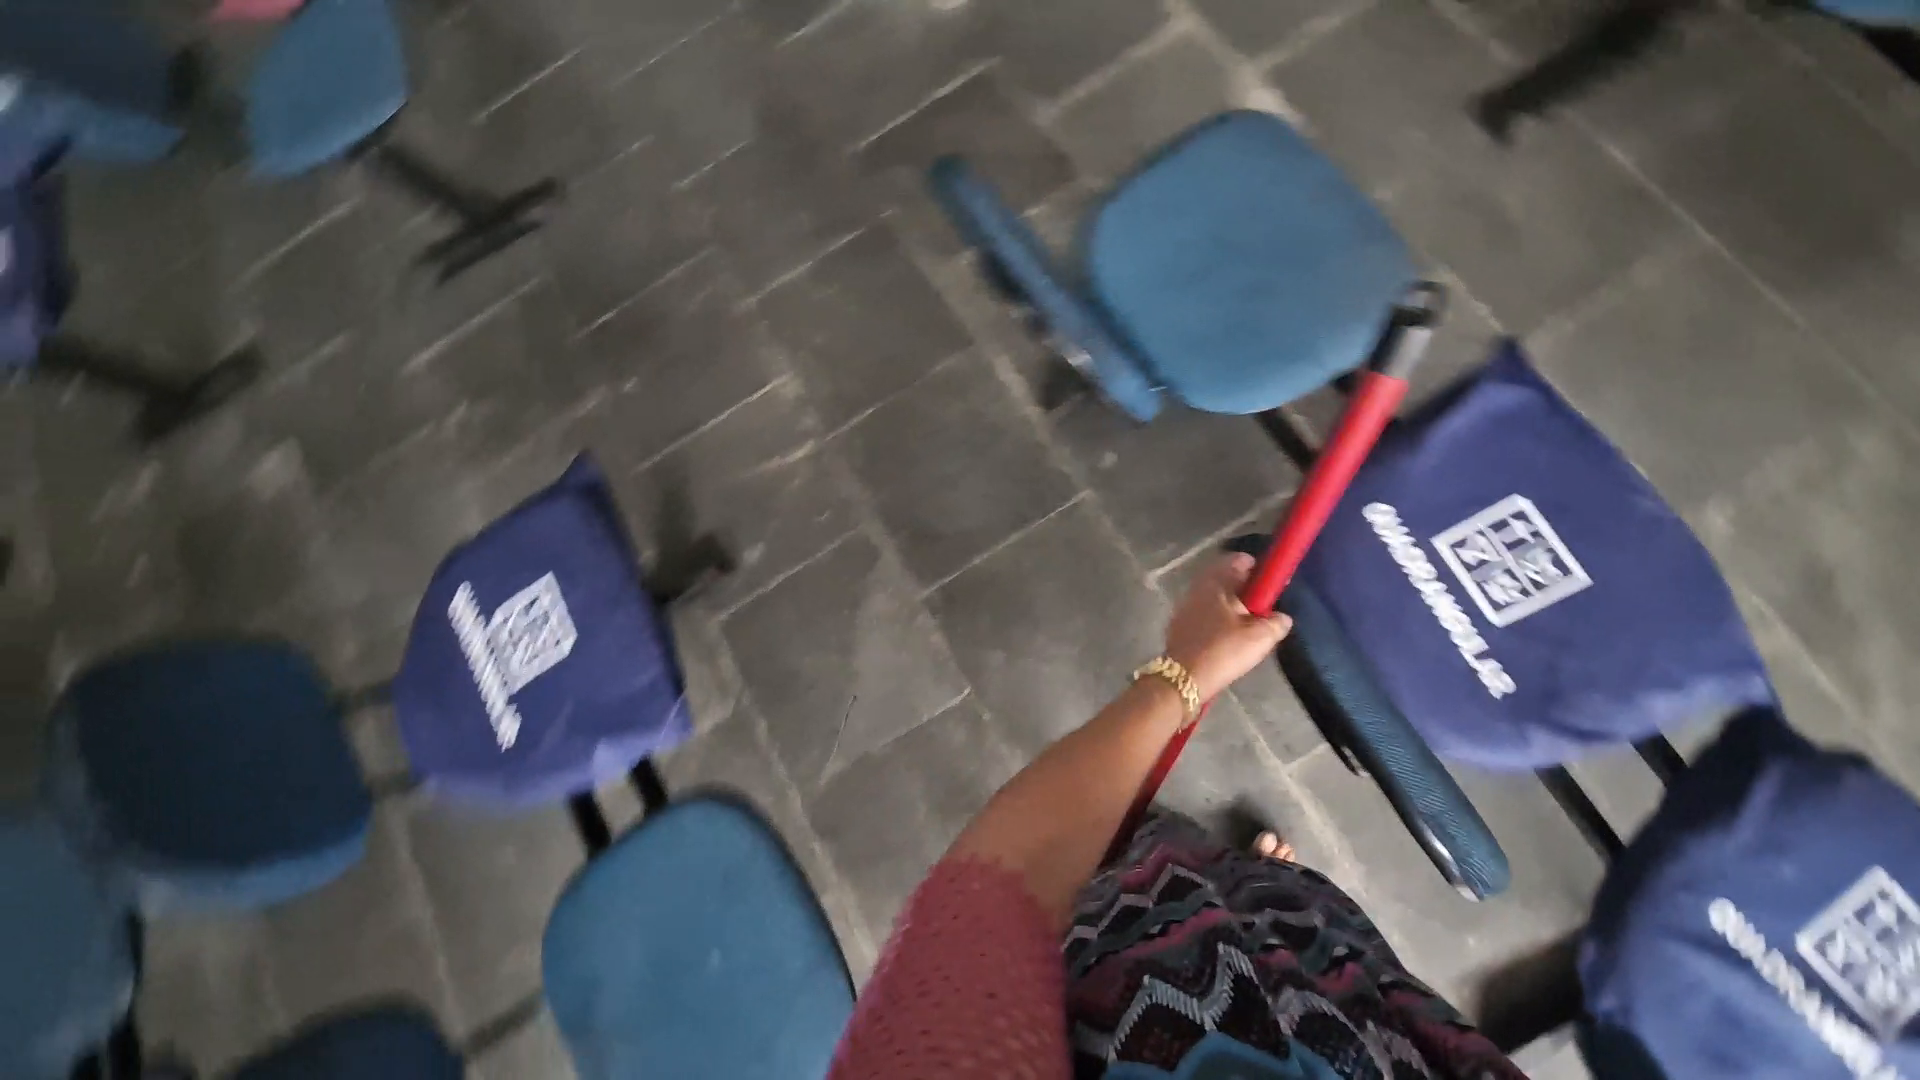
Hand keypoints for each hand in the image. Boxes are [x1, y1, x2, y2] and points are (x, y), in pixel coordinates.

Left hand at [1164, 553, 1291, 701]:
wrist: (1184, 678)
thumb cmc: (1223, 650)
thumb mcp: (1260, 636)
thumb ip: (1276, 622)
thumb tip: (1281, 617)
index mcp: (1215, 583)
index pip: (1237, 561)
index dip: (1256, 568)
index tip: (1270, 582)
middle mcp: (1197, 589)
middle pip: (1224, 579)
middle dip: (1244, 588)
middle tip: (1262, 604)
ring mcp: (1184, 607)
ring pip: (1213, 598)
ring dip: (1230, 605)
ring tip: (1247, 623)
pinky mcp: (1179, 626)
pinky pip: (1203, 614)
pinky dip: (1217, 619)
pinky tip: (1227, 636)